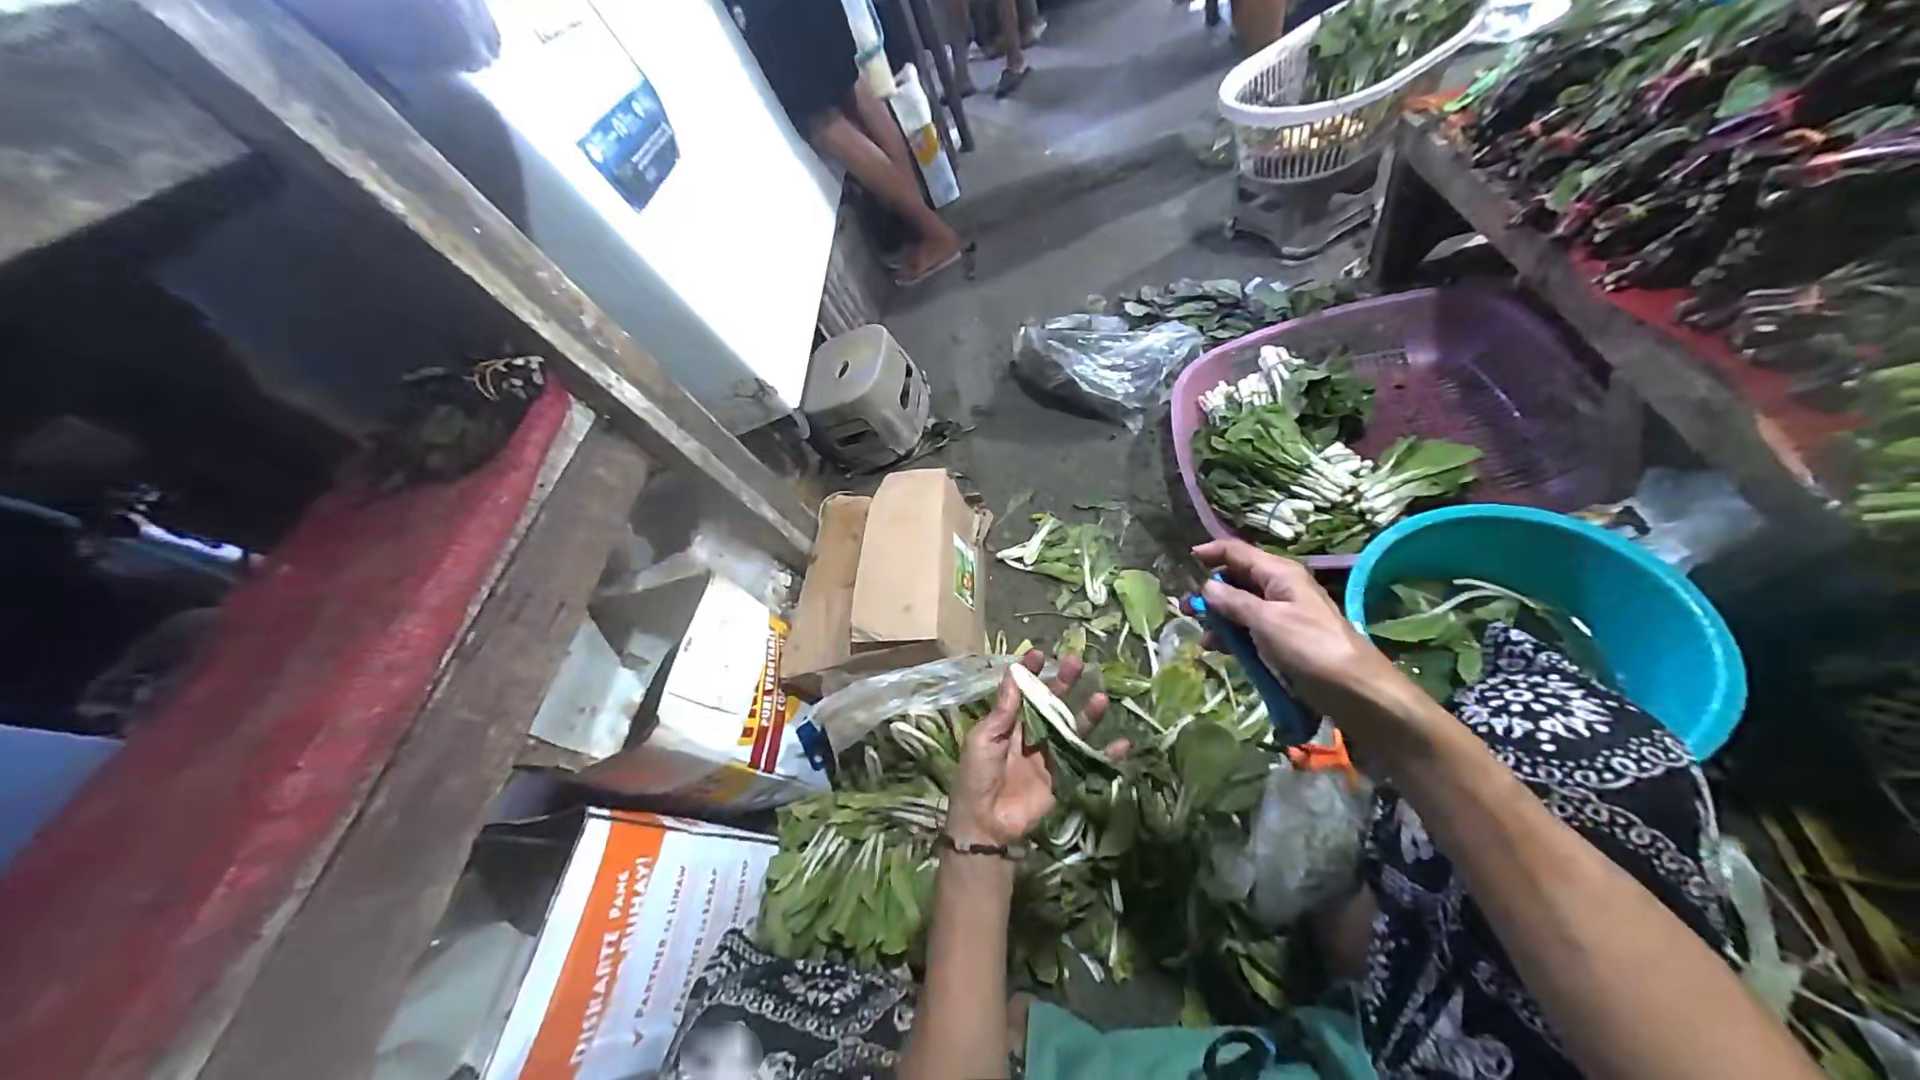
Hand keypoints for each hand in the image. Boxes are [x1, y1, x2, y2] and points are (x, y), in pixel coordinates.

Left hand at [947, 651, 1126, 847]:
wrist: (984, 822)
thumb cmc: (976, 775)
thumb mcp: (983, 738)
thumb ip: (1004, 709)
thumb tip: (1015, 673)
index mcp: (1008, 722)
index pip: (1023, 691)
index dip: (1030, 672)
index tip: (1040, 653)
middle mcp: (1031, 734)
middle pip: (1051, 703)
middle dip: (1063, 683)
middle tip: (1076, 662)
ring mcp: (1048, 755)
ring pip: (1072, 728)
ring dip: (1087, 713)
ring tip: (1101, 697)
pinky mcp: (1062, 777)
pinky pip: (1086, 761)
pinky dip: (1106, 754)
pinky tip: (1122, 743)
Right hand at [1189, 539, 1433, 744]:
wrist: (1355, 690)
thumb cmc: (1310, 647)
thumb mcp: (1267, 621)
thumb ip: (1233, 601)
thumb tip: (1206, 586)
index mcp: (1279, 574)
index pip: (1236, 551)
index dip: (1209, 552)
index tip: (1183, 562)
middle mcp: (1279, 588)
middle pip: (1235, 579)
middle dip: (1209, 590)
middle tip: (1185, 608)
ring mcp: (1281, 615)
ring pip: (1239, 606)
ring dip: (1218, 617)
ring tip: (1200, 634)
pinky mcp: (1281, 640)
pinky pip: (1248, 629)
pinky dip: (1231, 636)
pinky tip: (1217, 649)